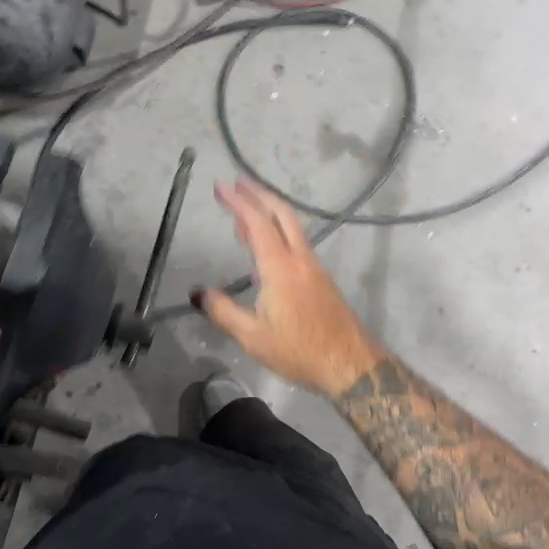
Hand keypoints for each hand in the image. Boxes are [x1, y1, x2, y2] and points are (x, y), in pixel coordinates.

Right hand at [197, 179, 383, 395]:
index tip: (220, 187)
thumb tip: (198, 294)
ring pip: (291, 226)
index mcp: (280, 267)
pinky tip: (263, 248)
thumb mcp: (253, 337)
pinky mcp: (320, 278)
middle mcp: (300, 259)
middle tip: (236, 183)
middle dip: (258, 194)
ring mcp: (313, 267)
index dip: (238, 202)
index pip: (257, 222)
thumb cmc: (299, 351)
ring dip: (268, 212)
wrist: (350, 364)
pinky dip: (277, 231)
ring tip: (242, 216)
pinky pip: (296, 242)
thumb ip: (223, 312)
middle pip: (282, 213)